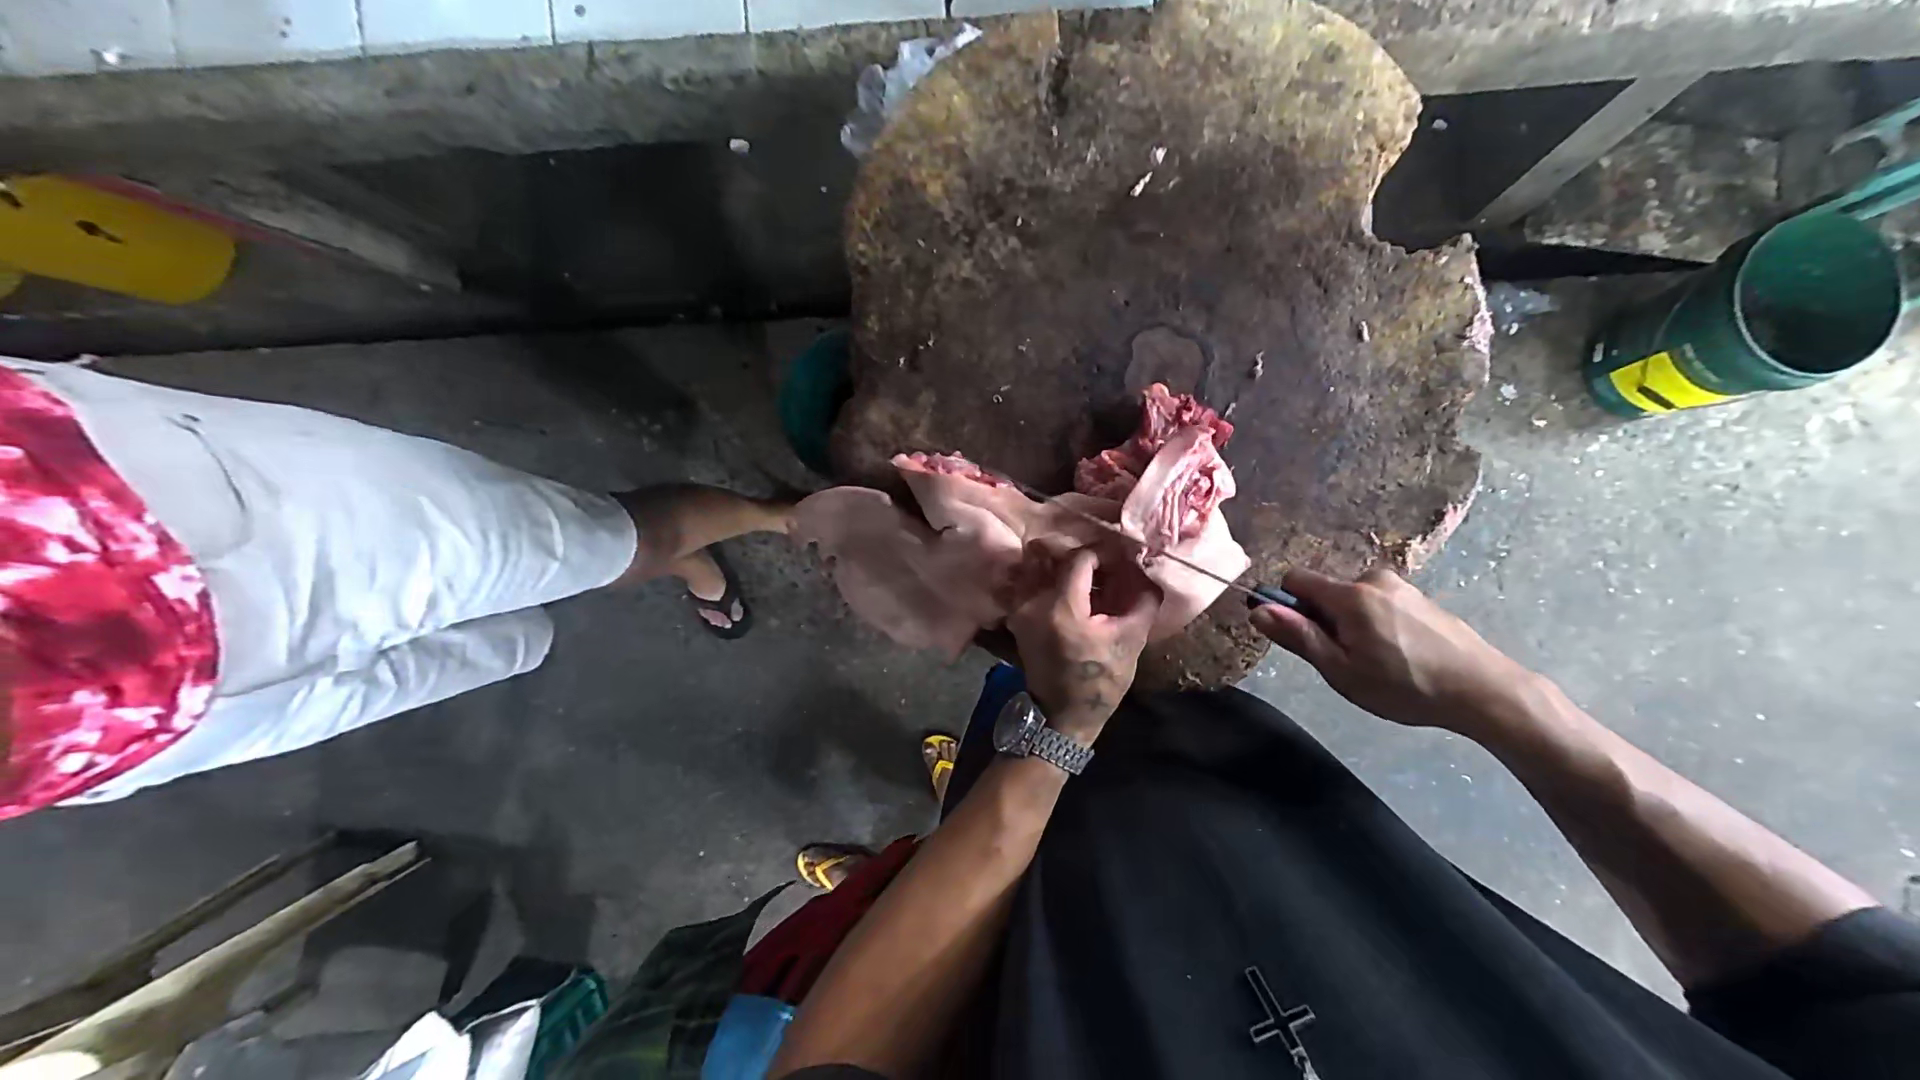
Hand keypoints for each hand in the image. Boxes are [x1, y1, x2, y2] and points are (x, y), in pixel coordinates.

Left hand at [1006, 545, 1161, 741]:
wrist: (1063, 715)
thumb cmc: (1099, 681)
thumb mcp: (1130, 641)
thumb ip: (1142, 600)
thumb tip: (1146, 572)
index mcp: (1061, 607)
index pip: (1079, 558)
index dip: (1104, 554)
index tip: (1121, 561)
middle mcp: (1033, 602)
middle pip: (1052, 557)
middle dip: (1081, 555)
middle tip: (1104, 565)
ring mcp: (1019, 610)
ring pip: (1037, 567)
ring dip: (1061, 565)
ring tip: (1088, 576)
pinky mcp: (1016, 618)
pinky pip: (1029, 584)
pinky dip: (1048, 579)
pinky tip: (1071, 590)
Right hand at [1249, 567, 1541, 735]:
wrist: (1487, 692)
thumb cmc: (1406, 687)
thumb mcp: (1341, 671)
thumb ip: (1299, 637)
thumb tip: (1258, 610)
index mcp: (1350, 595)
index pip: (1295, 579)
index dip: (1287, 605)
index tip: (1301, 636)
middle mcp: (1374, 580)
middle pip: (1326, 592)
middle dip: (1324, 620)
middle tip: (1346, 660)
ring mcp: (1402, 588)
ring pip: (1353, 600)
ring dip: (1352, 624)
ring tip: (1377, 662)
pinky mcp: (1422, 600)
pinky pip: (1379, 604)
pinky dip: (1377, 624)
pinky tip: (1401, 656)